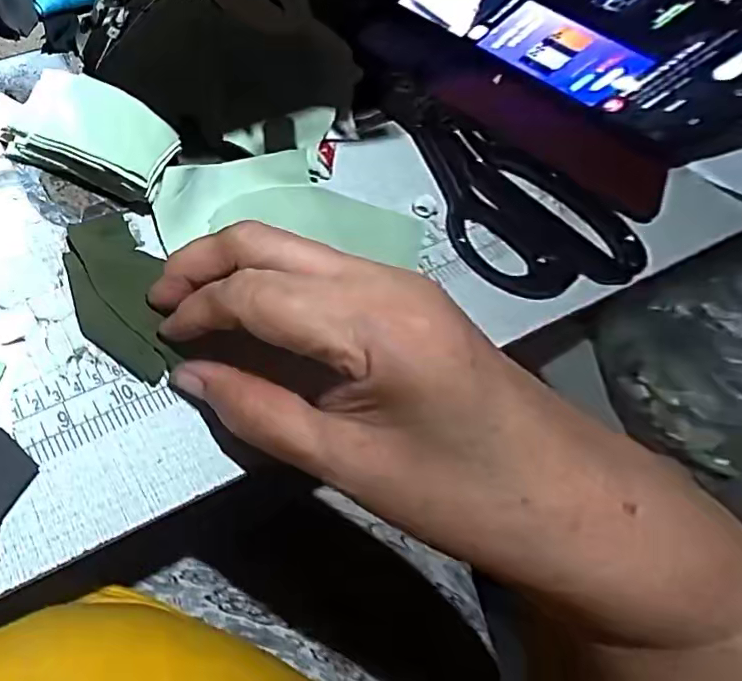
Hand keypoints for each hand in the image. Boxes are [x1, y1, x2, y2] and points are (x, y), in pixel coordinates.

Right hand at [149, 223, 741, 666]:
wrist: (582, 500)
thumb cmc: (465, 496)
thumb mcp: (350, 467)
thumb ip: (259, 412)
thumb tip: (189, 374)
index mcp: (370, 321)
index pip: (255, 290)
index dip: (198, 308)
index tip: (163, 336)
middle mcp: (377, 278)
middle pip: (264, 240)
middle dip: (200, 261)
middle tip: (159, 297)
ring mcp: (392, 277)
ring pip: (285, 243)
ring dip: (229, 263)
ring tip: (188, 298)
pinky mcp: (398, 290)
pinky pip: (311, 264)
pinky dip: (263, 276)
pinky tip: (246, 308)